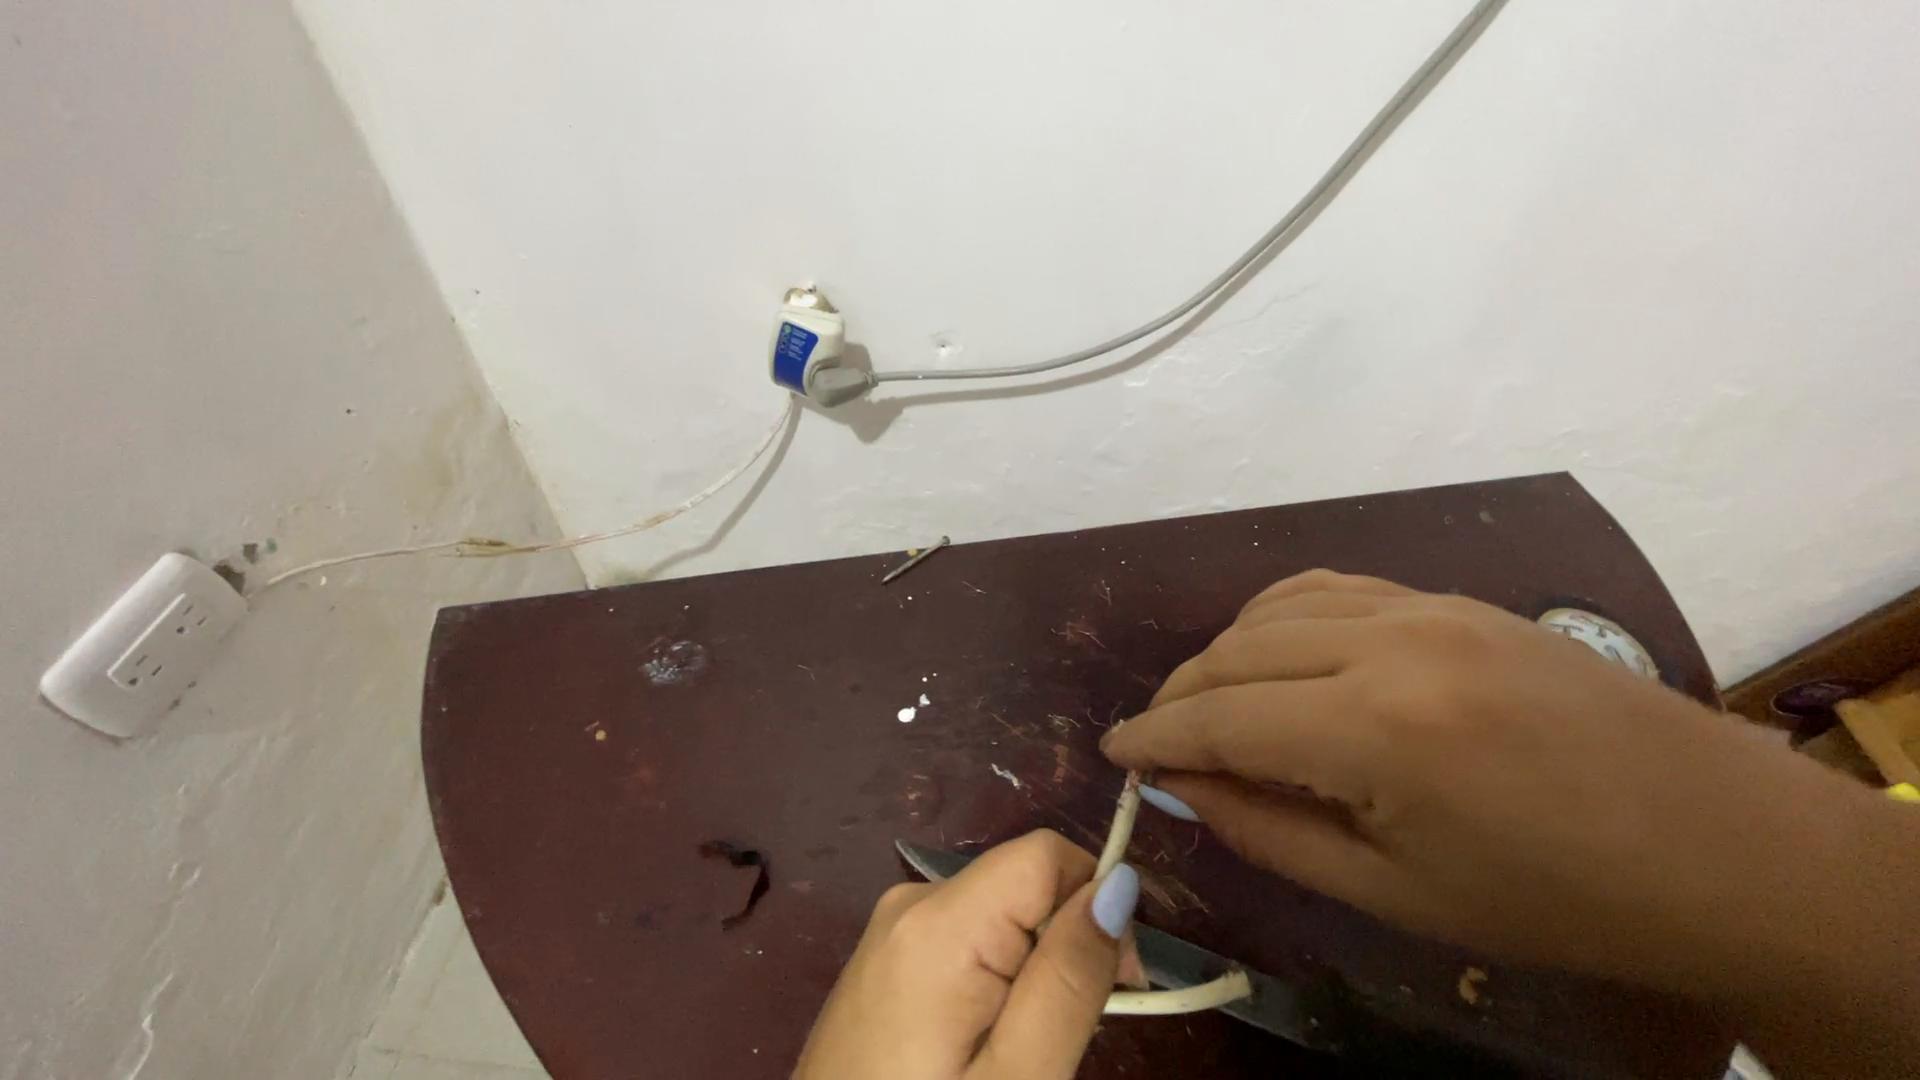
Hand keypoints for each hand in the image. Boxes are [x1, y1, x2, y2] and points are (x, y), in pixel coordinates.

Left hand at [793, 830, 1141, 1079]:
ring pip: (1002, 913)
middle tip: (1068, 1038)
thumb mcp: (1016, 1078)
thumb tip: (1118, 881)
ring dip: (1036, 965)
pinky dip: (1000, 975)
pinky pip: (968, 938)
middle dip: (1067, 943)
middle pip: (1024, 884)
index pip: (1045, 855)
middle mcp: (912, 902)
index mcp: (938, 920)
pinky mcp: (888, 957)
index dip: (1096, 903)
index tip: (1118, 984)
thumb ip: (1068, 978)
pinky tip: (987, 1042)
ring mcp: (893, 929)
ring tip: (1022, 1051)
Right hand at [1101, 571, 1914, 1013]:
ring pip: (1271, 609)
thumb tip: (1178, 785)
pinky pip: (1326, 588)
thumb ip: (1265, 827)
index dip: (1153, 738)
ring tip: (1204, 702)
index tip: (1111, 753)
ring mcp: (1422, 605)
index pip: (1219, 721)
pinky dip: (1274, 618)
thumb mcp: (1391, 891)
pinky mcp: (1448, 596)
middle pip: (1233, 653)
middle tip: (1153, 740)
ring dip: (1220, 654)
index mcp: (1376, 730)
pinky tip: (1270, 653)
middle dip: (1177, 697)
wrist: (1724, 846)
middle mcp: (1388, 642)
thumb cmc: (1553, 897)